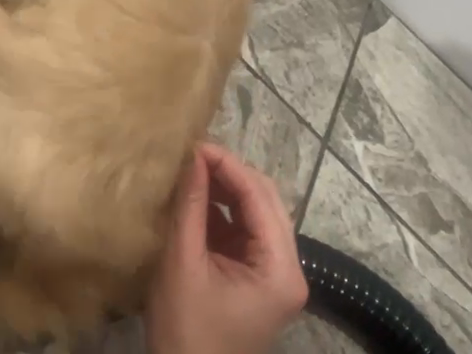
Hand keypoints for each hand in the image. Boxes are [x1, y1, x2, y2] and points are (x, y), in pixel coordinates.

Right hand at [145, 142, 309, 353]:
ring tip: (190, 170)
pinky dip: (222, 211)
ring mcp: (274, 275)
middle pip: (266, 201)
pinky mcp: (256, 279)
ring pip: (256, 213)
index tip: (193, 143)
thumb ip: (191, 206)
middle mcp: (288, 268)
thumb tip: (192, 156)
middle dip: (230, 172)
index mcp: (281, 269)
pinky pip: (244, 231)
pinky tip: (194, 199)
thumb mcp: (183, 262)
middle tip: (191, 153)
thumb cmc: (185, 329)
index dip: (227, 164)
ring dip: (225, 189)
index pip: (259, 197)